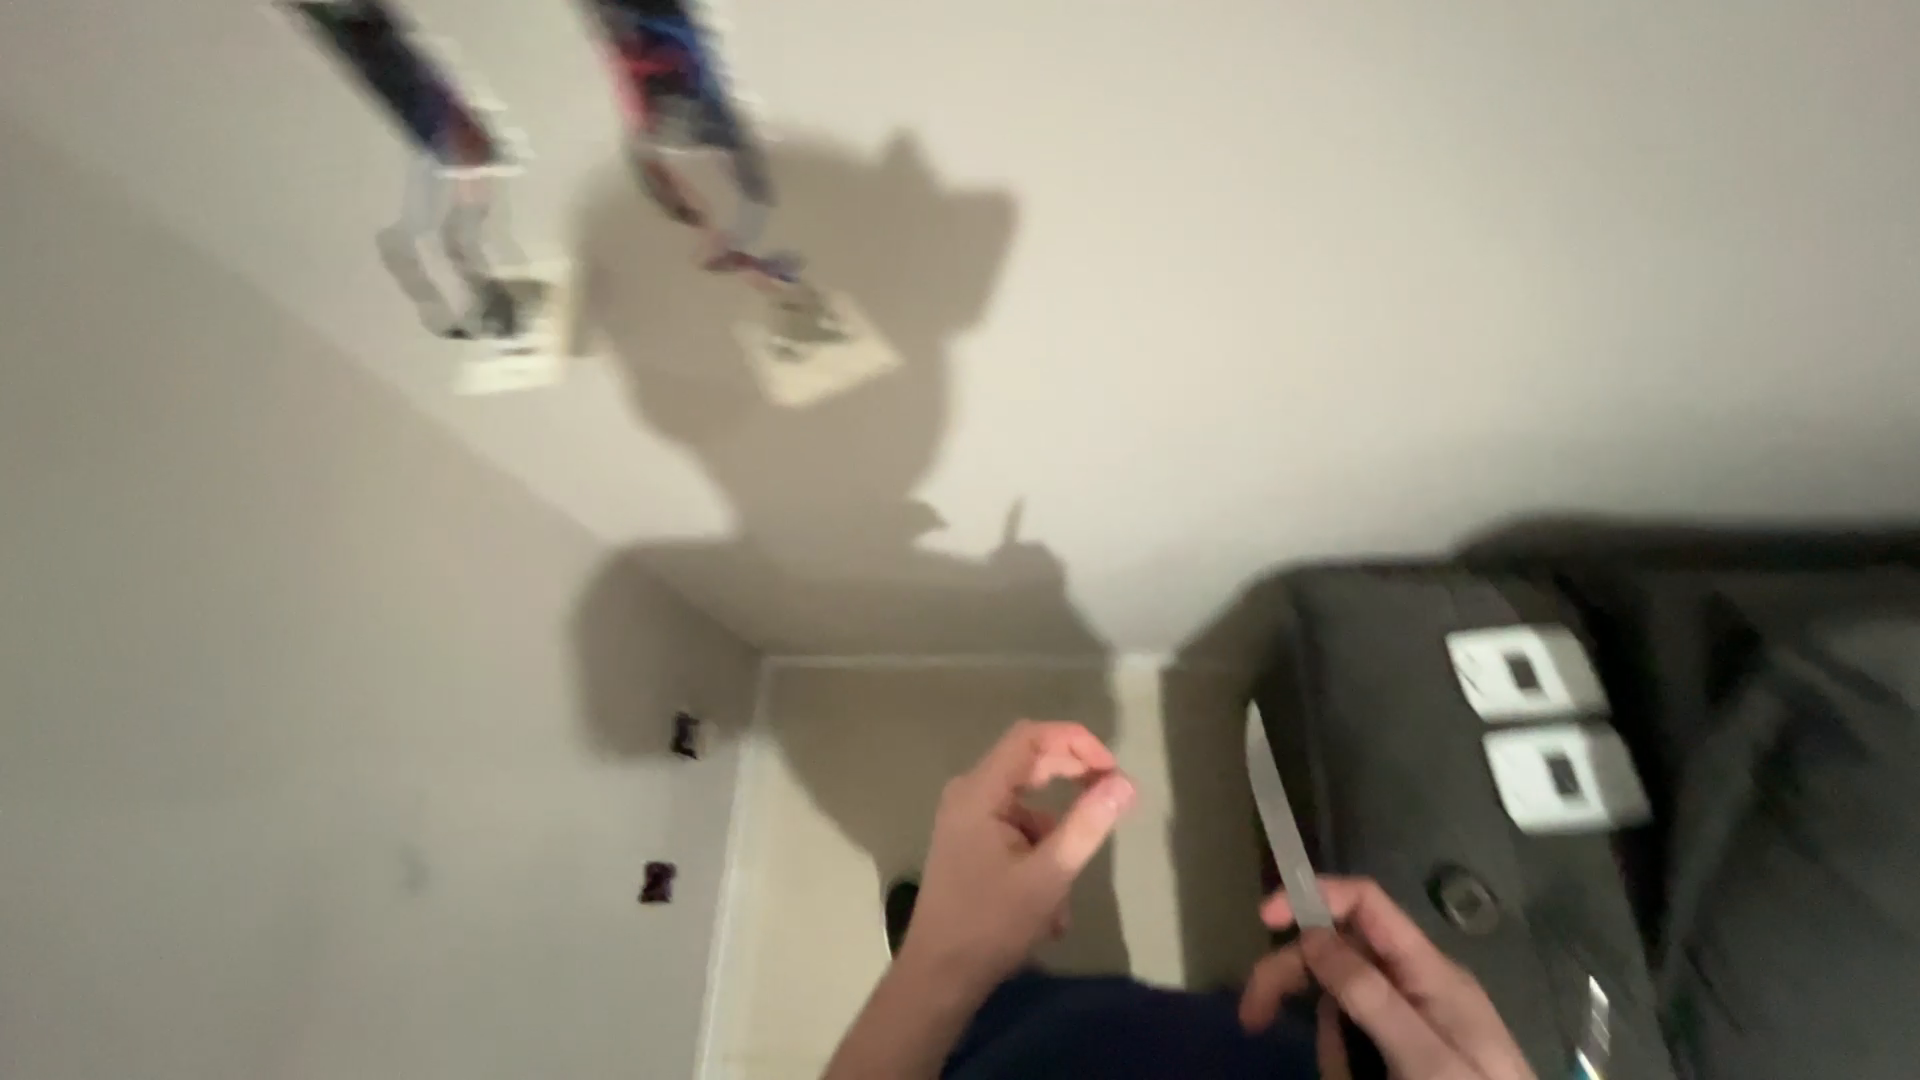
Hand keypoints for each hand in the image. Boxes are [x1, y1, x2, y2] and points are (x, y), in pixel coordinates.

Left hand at [897, 721, 1136, 994]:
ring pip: (1026, 805)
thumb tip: (1124, 783)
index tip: (1110, 767)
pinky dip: (1038, 855)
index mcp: (980, 790)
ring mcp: (966, 817)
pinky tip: (1049, 908)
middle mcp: (969, 793)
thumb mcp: (1050, 875)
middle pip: (1028, 762)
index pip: (1031, 736)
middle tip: (1111, 799)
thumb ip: (1087, 824)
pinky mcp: (969, 841)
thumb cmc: (991, 923)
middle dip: (1072, 779)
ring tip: (1067, 891)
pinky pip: (1014, 830)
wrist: (939, 975)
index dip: (1075, 740)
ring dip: (1055, 838)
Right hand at [1239, 877, 1534, 1079]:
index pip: (1364, 901)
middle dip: (1291, 976)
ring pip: (1338, 1000)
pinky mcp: (1405, 1051)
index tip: (1264, 917)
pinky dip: (1340, 1060)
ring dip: (1325, 1039)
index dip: (1311, 895)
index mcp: (1429, 970)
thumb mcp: (1426, 1061)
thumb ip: (1370, 994)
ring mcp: (1410, 1019)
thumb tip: (1310, 934)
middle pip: (1336, 951)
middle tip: (1253, 1017)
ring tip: (1343, 1079)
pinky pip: (1352, 1036)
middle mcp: (1416, 983)